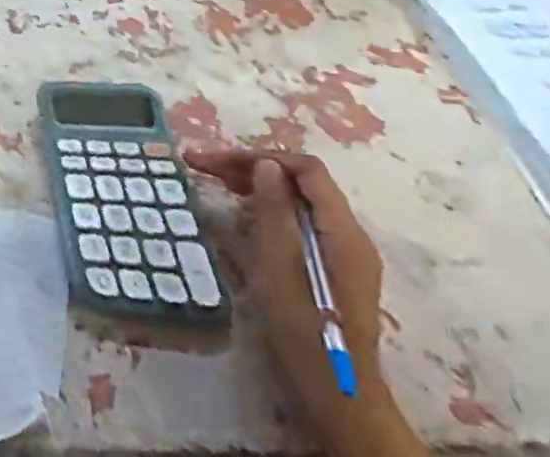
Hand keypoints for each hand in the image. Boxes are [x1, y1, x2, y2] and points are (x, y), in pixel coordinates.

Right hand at [186, 150, 390, 440]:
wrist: (334, 391)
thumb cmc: (301, 327)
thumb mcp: (279, 265)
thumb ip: (275, 212)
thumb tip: (265, 166)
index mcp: (343, 232)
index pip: (305, 170)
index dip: (258, 157)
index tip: (213, 162)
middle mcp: (348, 236)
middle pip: (300, 182)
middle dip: (250, 168)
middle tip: (201, 166)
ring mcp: (341, 252)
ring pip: (296, 200)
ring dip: (255, 187)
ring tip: (216, 187)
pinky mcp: (329, 266)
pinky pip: (297, 222)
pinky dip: (265, 211)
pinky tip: (240, 221)